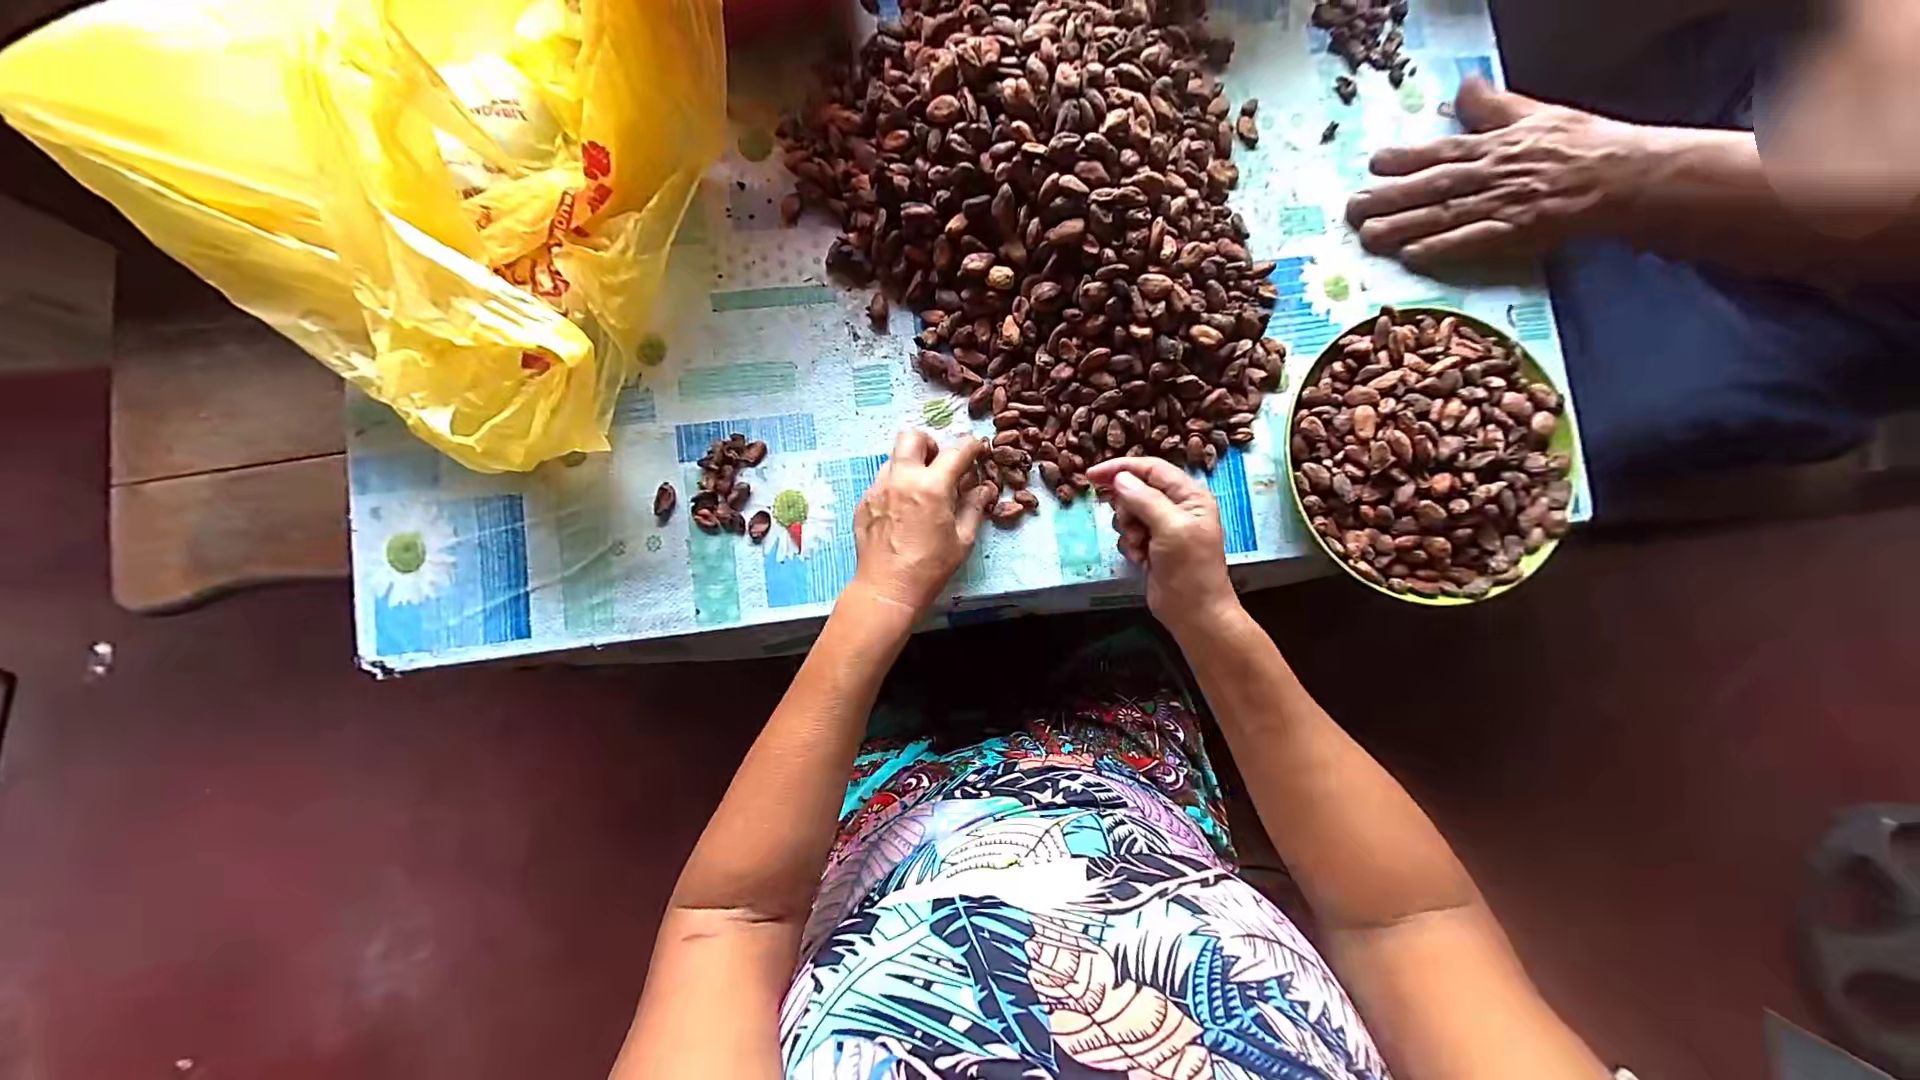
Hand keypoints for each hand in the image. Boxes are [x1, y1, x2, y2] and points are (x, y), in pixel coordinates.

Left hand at [848, 429, 992, 614]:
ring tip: (920, 489)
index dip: (971, 446)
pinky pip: (881, 481)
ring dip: (910, 465)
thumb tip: (983, 489)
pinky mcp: (863, 502)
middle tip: (939, 465)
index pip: (956, 451)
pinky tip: (902, 510)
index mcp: (931, 487)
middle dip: (930, 444)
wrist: (887, 589)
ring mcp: (878, 489)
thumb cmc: (929, 568)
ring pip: (894, 458)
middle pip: (912, 437)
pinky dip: (895, 485)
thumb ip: (974, 507)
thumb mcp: (962, 540)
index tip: (977, 448)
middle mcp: (901, 479)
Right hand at [1086, 457, 1237, 634]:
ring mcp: (1163, 527)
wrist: (1194, 613)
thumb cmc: (1189, 569)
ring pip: (1128, 512)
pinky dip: (1129, 545)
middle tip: (1129, 526)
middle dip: (1126, 506)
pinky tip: (1140, 559)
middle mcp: (1177, 506)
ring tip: (1140, 546)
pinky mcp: (1152, 545)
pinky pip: (1128, 533)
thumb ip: (1144, 499)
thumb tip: (1119, 478)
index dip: (1121, 468)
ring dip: (1127, 529)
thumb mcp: (1170, 528)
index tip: (1092, 475)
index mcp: (1190, 495)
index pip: (1151, 468)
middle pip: (1136, 489)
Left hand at [1345, 77, 1651, 265]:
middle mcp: (1491, 174)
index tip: (1374, 164)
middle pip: (1431, 185)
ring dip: (1402, 225)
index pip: (1442, 150)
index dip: (1406, 158)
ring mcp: (1500, 204)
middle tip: (1352, 208)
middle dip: (1389, 197)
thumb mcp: (1537, 115)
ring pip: (1442, 215)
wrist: (1627, 176)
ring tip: (1366, 235)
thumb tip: (1465, 83)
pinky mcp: (1512, 232)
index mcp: (1495, 146)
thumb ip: (1494, 105)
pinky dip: (1440, 248)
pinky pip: (1469, 241)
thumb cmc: (1581, 146)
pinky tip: (1409, 256)